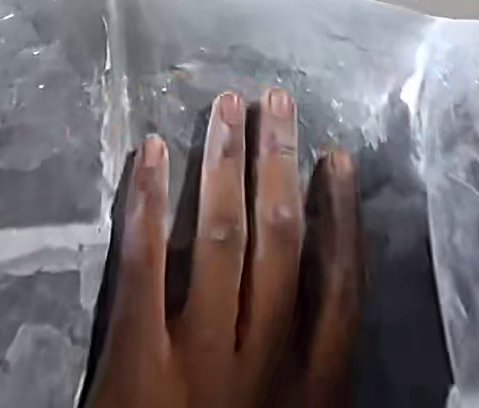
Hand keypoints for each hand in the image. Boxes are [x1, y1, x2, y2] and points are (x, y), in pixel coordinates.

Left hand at [87, 89, 361, 407]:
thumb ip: (301, 359)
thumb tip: (323, 278)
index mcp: (309, 389)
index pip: (337, 286)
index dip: (341, 215)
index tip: (335, 156)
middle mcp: (262, 363)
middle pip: (280, 241)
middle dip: (279, 164)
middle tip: (278, 100)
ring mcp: (198, 355)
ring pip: (220, 236)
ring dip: (224, 163)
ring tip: (228, 105)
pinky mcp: (137, 353)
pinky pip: (145, 260)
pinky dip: (148, 200)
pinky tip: (150, 149)